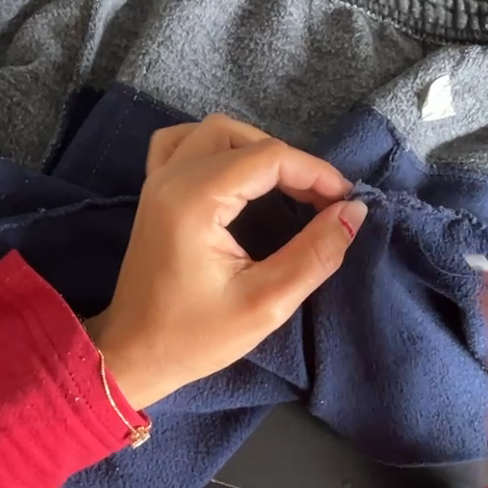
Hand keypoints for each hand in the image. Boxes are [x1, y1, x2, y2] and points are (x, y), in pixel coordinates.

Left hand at [84, 115, 367, 408]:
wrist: (132, 355)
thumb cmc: (194, 337)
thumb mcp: (265, 304)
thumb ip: (314, 254)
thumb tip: (355, 211)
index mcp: (194, 201)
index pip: (268, 157)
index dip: (315, 172)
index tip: (346, 200)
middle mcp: (171, 178)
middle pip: (241, 137)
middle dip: (289, 161)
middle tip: (319, 199)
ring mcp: (156, 181)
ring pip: (213, 132)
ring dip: (255, 148)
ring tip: (286, 185)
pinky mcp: (152, 192)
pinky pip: (182, 143)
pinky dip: (216, 147)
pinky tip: (235, 171)